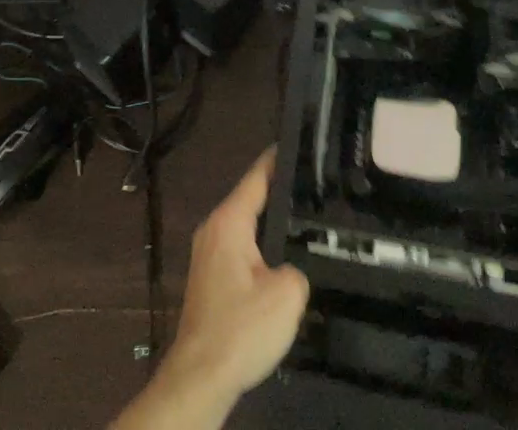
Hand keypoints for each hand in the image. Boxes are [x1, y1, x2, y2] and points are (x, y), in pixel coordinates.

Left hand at [167, 147, 310, 398]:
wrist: (202, 375)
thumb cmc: (241, 328)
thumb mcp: (287, 293)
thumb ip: (298, 267)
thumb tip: (289, 270)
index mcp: (228, 223)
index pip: (256, 178)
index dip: (277, 160)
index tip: (299, 143)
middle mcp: (213, 231)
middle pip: (250, 200)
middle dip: (279, 192)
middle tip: (315, 185)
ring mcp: (208, 255)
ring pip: (246, 228)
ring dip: (271, 225)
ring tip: (306, 219)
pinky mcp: (211, 279)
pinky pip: (242, 250)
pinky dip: (262, 248)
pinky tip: (283, 261)